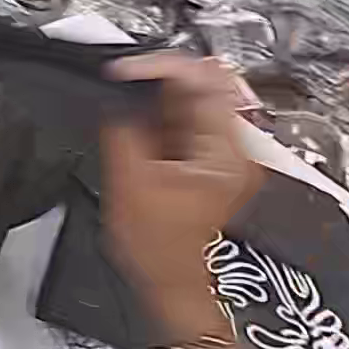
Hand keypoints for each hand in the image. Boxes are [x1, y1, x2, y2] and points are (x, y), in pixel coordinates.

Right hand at [101, 54, 259, 340]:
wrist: (167, 281)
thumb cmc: (157, 247)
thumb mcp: (130, 183)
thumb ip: (123, 131)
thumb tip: (115, 100)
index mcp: (224, 152)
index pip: (205, 81)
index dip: (161, 67)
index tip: (125, 71)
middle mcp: (232, 149)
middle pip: (205, 86)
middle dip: (160, 79)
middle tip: (124, 83)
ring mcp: (221, 154)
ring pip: (194, 101)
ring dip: (158, 96)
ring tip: (125, 102)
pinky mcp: (205, 161)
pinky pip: (185, 122)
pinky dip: (159, 114)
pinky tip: (136, 121)